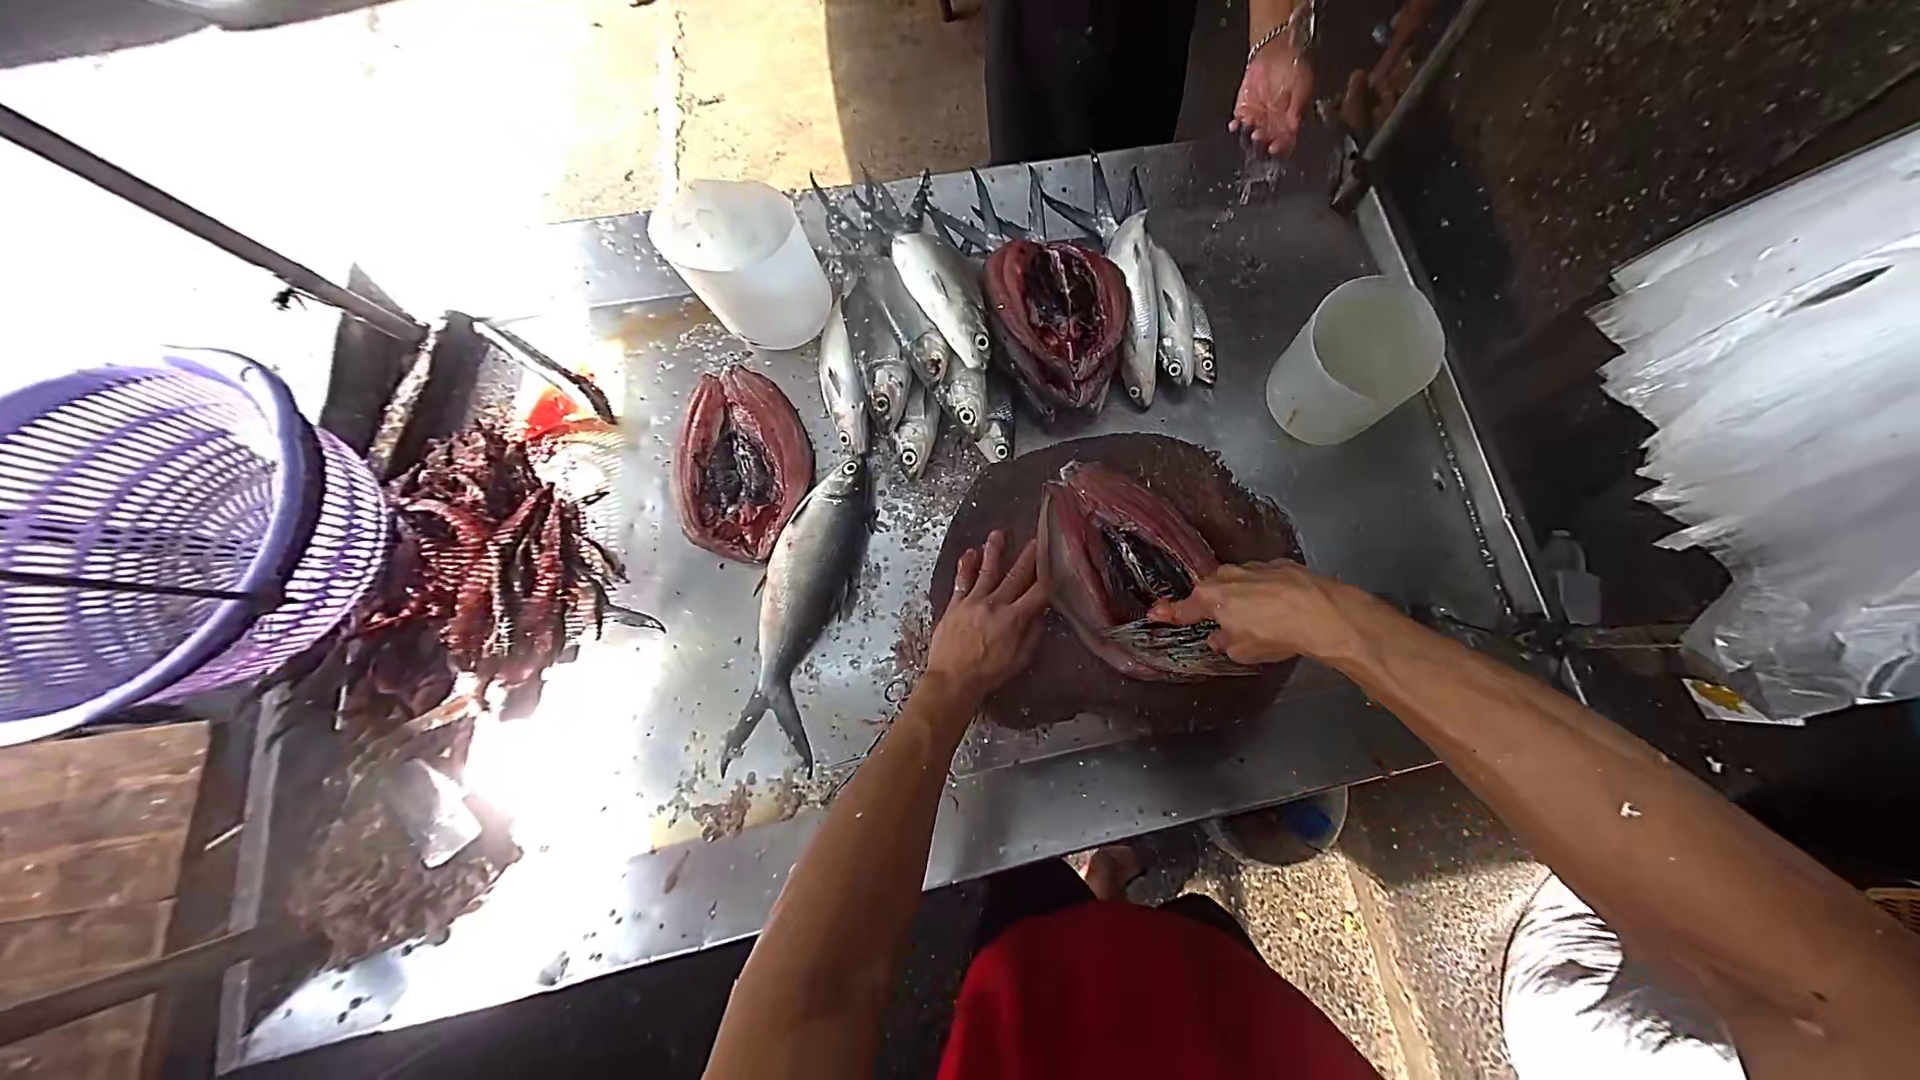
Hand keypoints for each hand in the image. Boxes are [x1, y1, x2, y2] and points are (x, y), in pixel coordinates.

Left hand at [925, 530, 1048, 703]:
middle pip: (1015, 575)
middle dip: (1027, 557)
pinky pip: (962, 580)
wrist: (953, 679)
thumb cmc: (988, 673)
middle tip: (1035, 540)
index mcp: (1014, 619)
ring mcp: (973, 602)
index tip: (1054, 563)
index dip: (1048, 576)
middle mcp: (995, 604)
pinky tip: (970, 553)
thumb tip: (1040, 614)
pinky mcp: (956, 604)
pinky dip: (966, 566)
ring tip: (998, 534)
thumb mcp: (1019, 659)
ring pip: (987, 570)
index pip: (1038, 592)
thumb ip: (1031, 634)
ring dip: (994, 551)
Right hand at [1148, 560, 1366, 665]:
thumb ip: (1224, 642)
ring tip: (1261, 619)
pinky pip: (1263, 578)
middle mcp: (1227, 576)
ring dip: (1242, 597)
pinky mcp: (1280, 565)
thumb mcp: (1242, 651)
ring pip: (1238, 582)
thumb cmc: (1277, 633)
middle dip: (1214, 606)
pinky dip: (1266, 591)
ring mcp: (1254, 567)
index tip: (1157, 612)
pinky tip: (1280, 607)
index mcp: (1209, 597)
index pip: (1182, 608)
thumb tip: (1220, 638)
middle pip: (1211, 591)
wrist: (1324, 614)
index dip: (1169, 613)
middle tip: (1224, 625)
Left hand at [1230, 31, 1312, 157]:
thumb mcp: (1301, 84)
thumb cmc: (1292, 67)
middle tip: (1258, 136)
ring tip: (1249, 126)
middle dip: (1259, 145)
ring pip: (1249, 140)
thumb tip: (1293, 126)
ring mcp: (1256, 122)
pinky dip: (1235, 128)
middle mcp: (1271, 127)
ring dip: (1246, 138)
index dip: (1279, 148)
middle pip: (1264, 146)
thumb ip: (1297, 107)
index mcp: (1288, 123)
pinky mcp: (1243, 114)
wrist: (1275, 52)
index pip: (1284, 144)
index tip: (1273, 146)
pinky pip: (1237, 127)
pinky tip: (1235, 125)